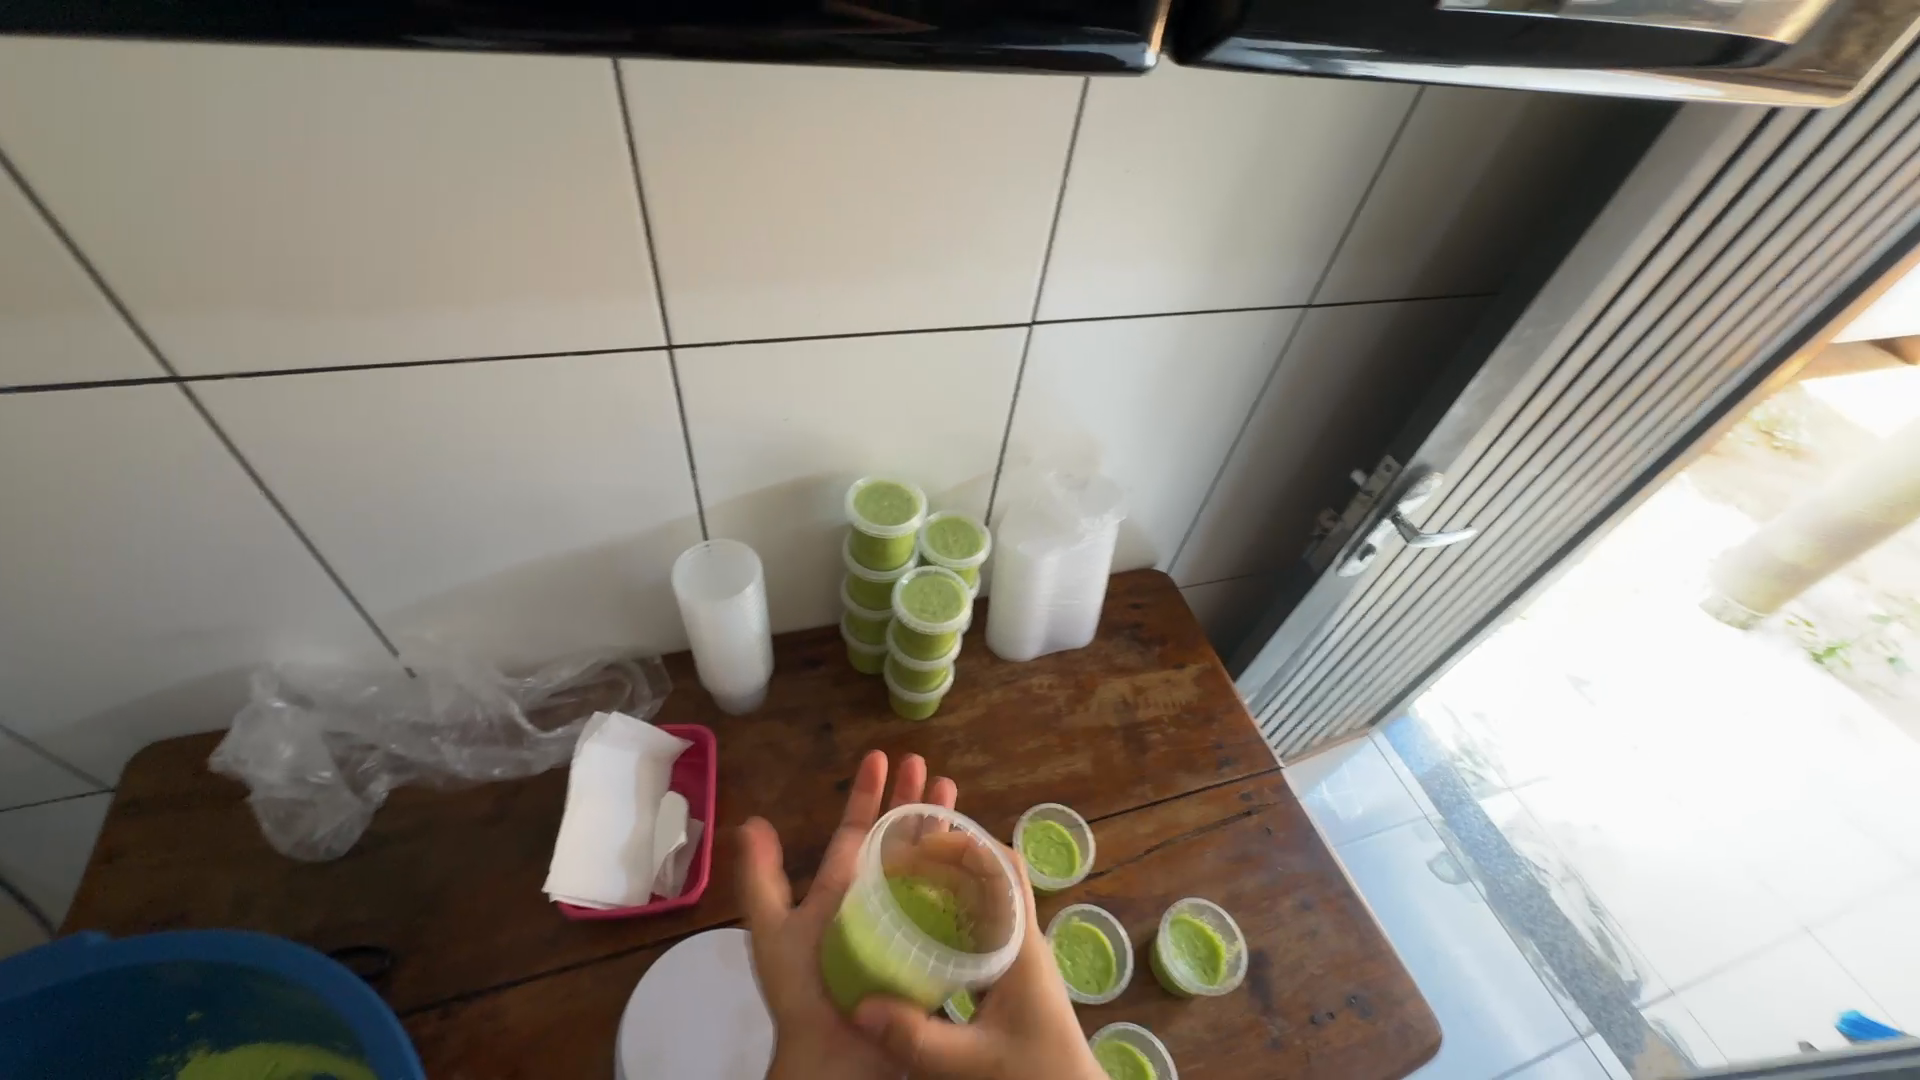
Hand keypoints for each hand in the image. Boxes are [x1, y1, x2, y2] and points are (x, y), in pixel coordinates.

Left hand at [739, 750, 956, 1079]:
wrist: (834, 1058)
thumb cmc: (802, 992)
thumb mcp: (773, 930)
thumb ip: (760, 879)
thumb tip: (750, 821)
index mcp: (844, 886)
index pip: (860, 828)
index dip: (869, 793)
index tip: (880, 757)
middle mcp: (878, 894)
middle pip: (899, 835)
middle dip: (912, 798)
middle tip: (928, 764)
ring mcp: (907, 917)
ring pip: (928, 859)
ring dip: (941, 825)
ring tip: (953, 791)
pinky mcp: (932, 943)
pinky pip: (952, 901)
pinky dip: (965, 873)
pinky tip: (978, 850)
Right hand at [850, 852, 1106, 1079]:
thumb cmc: (1035, 1076)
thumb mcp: (970, 1064)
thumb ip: (915, 1038)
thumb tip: (859, 1007)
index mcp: (1022, 944)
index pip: (1005, 868)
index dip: (967, 845)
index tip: (922, 847)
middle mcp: (1023, 940)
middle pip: (992, 876)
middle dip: (949, 860)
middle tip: (902, 865)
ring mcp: (1019, 958)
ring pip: (987, 901)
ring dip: (950, 887)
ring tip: (905, 889)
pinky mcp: (1011, 979)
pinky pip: (981, 931)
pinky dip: (952, 920)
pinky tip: (921, 937)